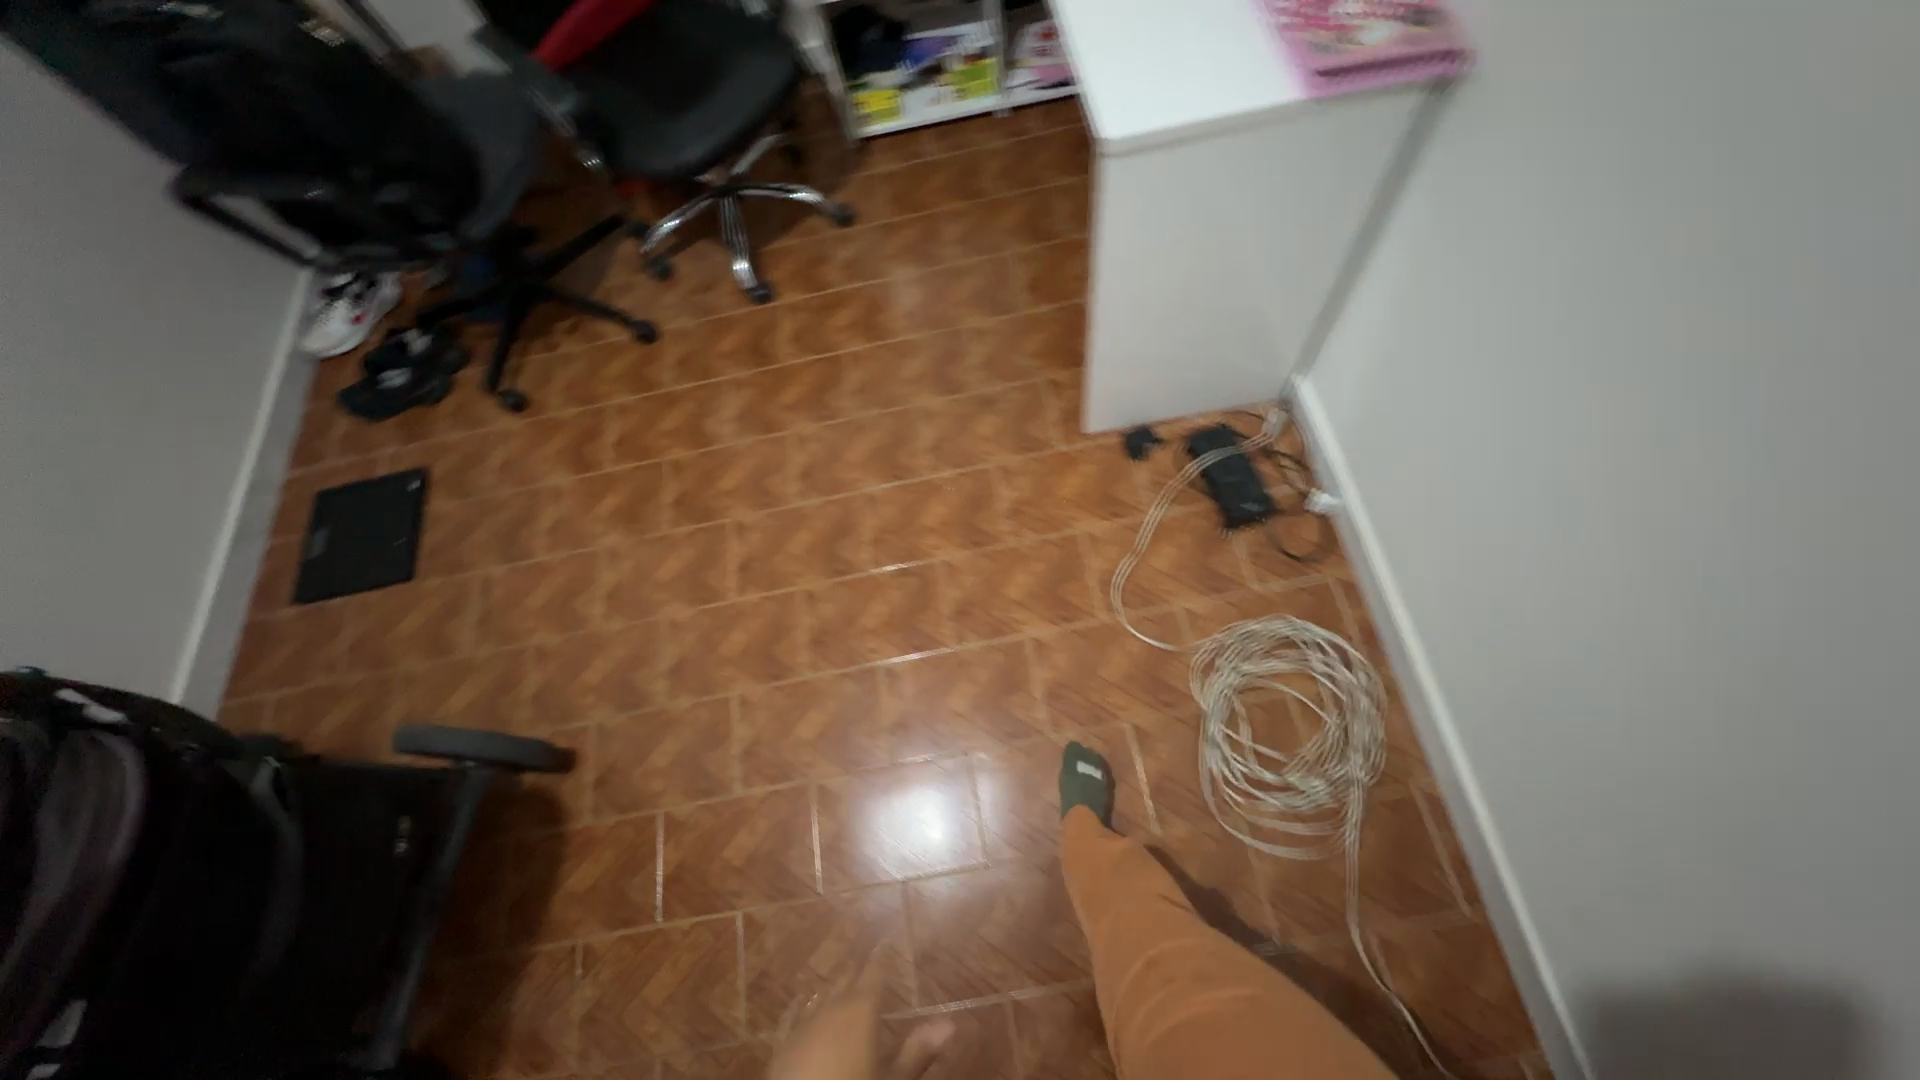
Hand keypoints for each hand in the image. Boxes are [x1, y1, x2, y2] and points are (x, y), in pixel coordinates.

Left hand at [766, 956, 953, 1079]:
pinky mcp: (781, 1047)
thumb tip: (950, 1023)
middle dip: (859, 968)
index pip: (874, 973)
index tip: (887, 938)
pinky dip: (804, 1006)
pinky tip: (803, 1002)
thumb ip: (917, 1051)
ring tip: (844, 977)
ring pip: (822, 995)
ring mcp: (802, 1026)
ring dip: (834, 986)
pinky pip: (793, 1016)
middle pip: (847, 979)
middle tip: (869, 954)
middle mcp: (831, 1008)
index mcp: (861, 1011)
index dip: (882, 956)